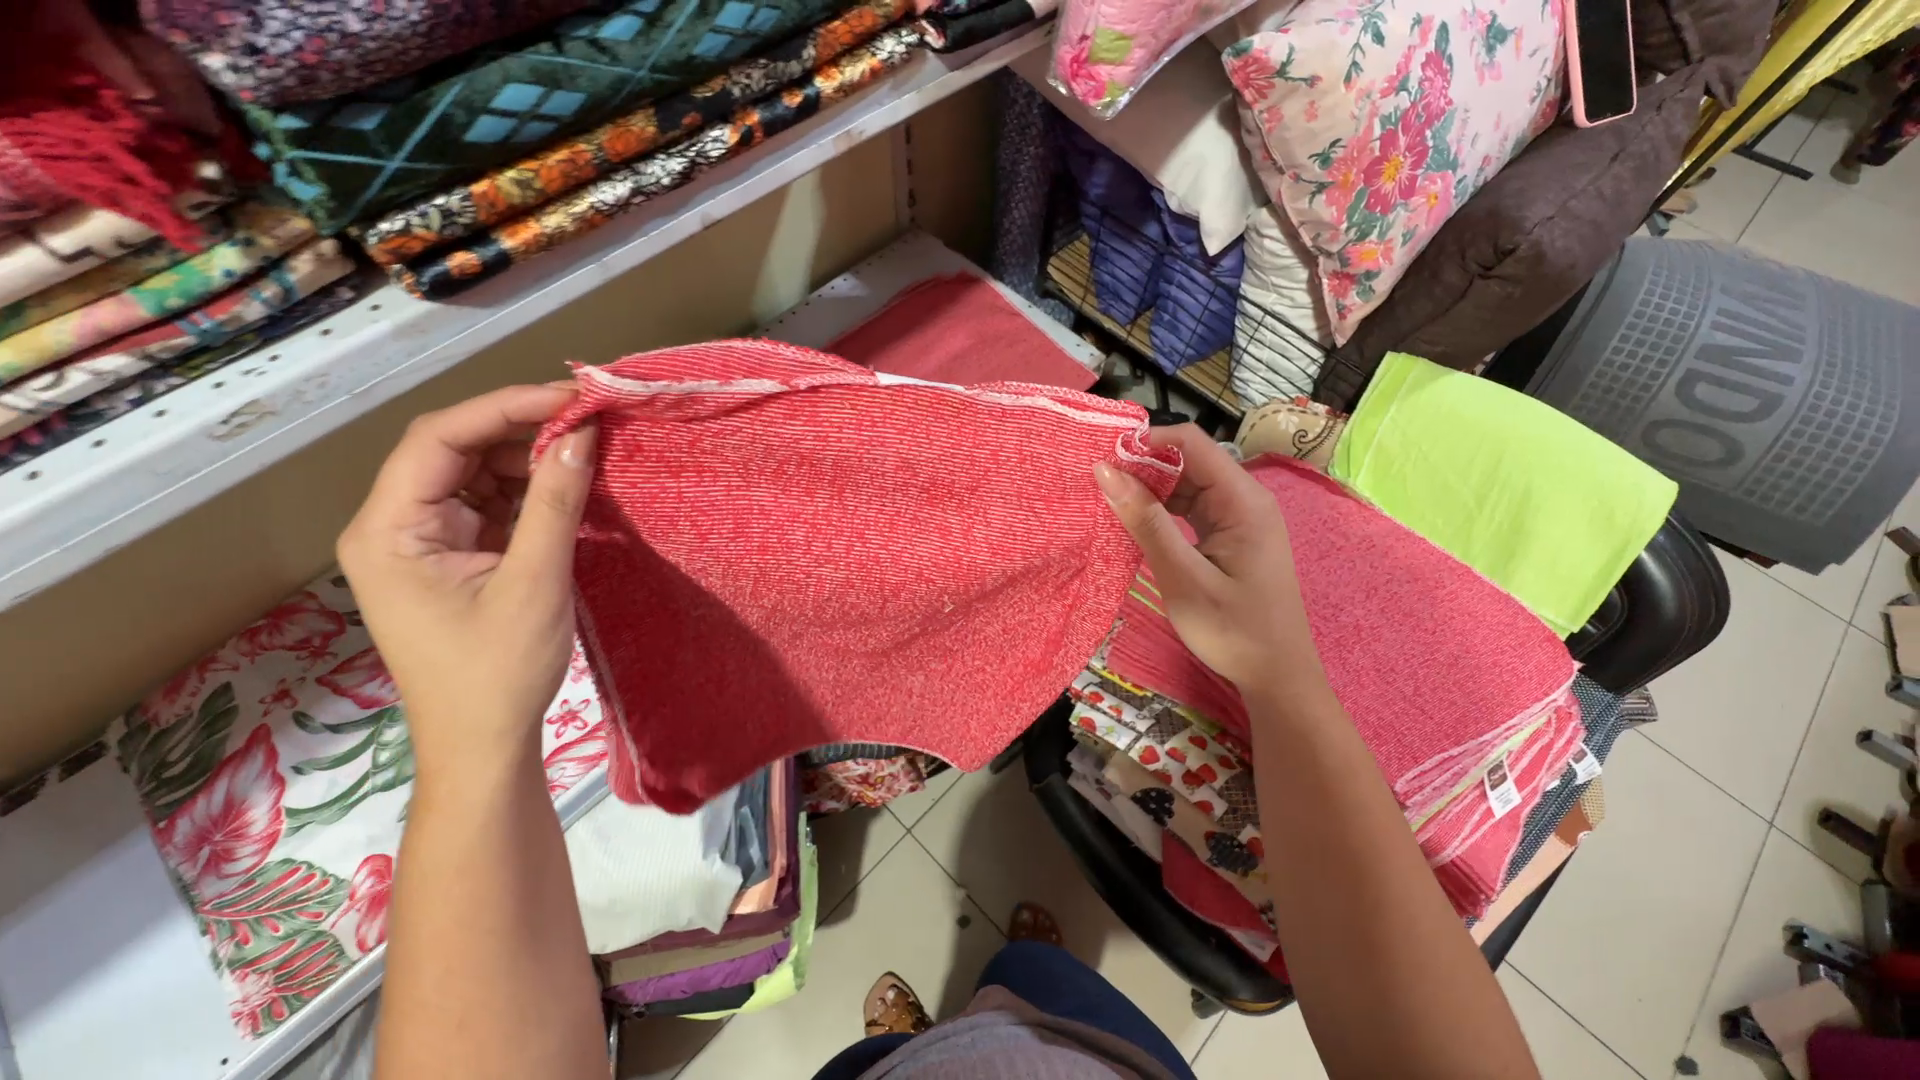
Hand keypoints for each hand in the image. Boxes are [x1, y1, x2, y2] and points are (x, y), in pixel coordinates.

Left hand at [337, 385, 595, 777]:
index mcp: (389, 531)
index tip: (570, 398)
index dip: (504, 407)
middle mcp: (395, 527)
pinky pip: (490, 505)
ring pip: (474, 474)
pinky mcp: (453, 558)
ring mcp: (424, 542)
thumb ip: (554, 503)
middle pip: (454, 450)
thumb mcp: (534, 584)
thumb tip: (581, 434)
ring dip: (528, 459)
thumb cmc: (499, 673)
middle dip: (520, 430)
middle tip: (588, 422)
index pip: (437, 439)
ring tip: (586, 451)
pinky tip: (568, 484)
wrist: (484, 746)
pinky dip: (529, 492)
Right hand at [1094, 425, 1314, 690]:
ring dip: (1149, 491)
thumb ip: (1145, 522)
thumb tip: (1106, 472)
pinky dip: (1162, 512)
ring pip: (1187, 485)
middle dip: (1143, 467)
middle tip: (1097, 485)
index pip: (1191, 442)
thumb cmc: (1233, 630)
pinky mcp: (1230, 538)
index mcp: (1242, 500)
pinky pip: (1191, 509)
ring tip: (1107, 502)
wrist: (1277, 677)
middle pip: (1188, 461)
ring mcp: (1239, 518)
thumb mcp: (1182, 577)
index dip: (1146, 443)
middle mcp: (1244, 499)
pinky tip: (1134, 523)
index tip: (1104, 461)